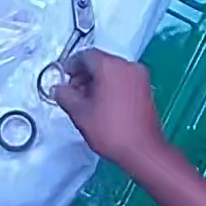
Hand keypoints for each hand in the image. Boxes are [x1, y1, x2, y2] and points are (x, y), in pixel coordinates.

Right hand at [52, 49, 171, 170]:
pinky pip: (123, 79)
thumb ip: (65, 95)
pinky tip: (102, 104)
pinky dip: (110, 85)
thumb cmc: (111, 130)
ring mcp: (140, 77)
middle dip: (83, 74)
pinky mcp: (146, 88)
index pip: (86, 55)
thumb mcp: (79, 112)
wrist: (142, 150)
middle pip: (100, 61)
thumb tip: (58, 88)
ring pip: (112, 70)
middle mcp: (128, 66)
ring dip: (97, 80)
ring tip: (86, 100)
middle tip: (72, 91)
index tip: (64, 77)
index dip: (71, 65)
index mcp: (110, 66)